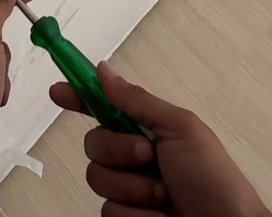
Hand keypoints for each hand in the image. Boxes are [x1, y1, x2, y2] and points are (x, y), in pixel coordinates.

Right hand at [51, 62, 271, 216]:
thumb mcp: (181, 129)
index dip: (76, 97)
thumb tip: (103, 69)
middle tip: (149, 157)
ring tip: (163, 197)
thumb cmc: (214, 178)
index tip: (56, 92)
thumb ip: (138, 101)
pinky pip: (108, 212)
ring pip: (97, 179)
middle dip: (119, 150)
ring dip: (132, 188)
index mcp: (144, 129)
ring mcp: (128, 191)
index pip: (101, 107)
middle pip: (92, 143)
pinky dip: (136, 215)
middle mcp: (131, 157)